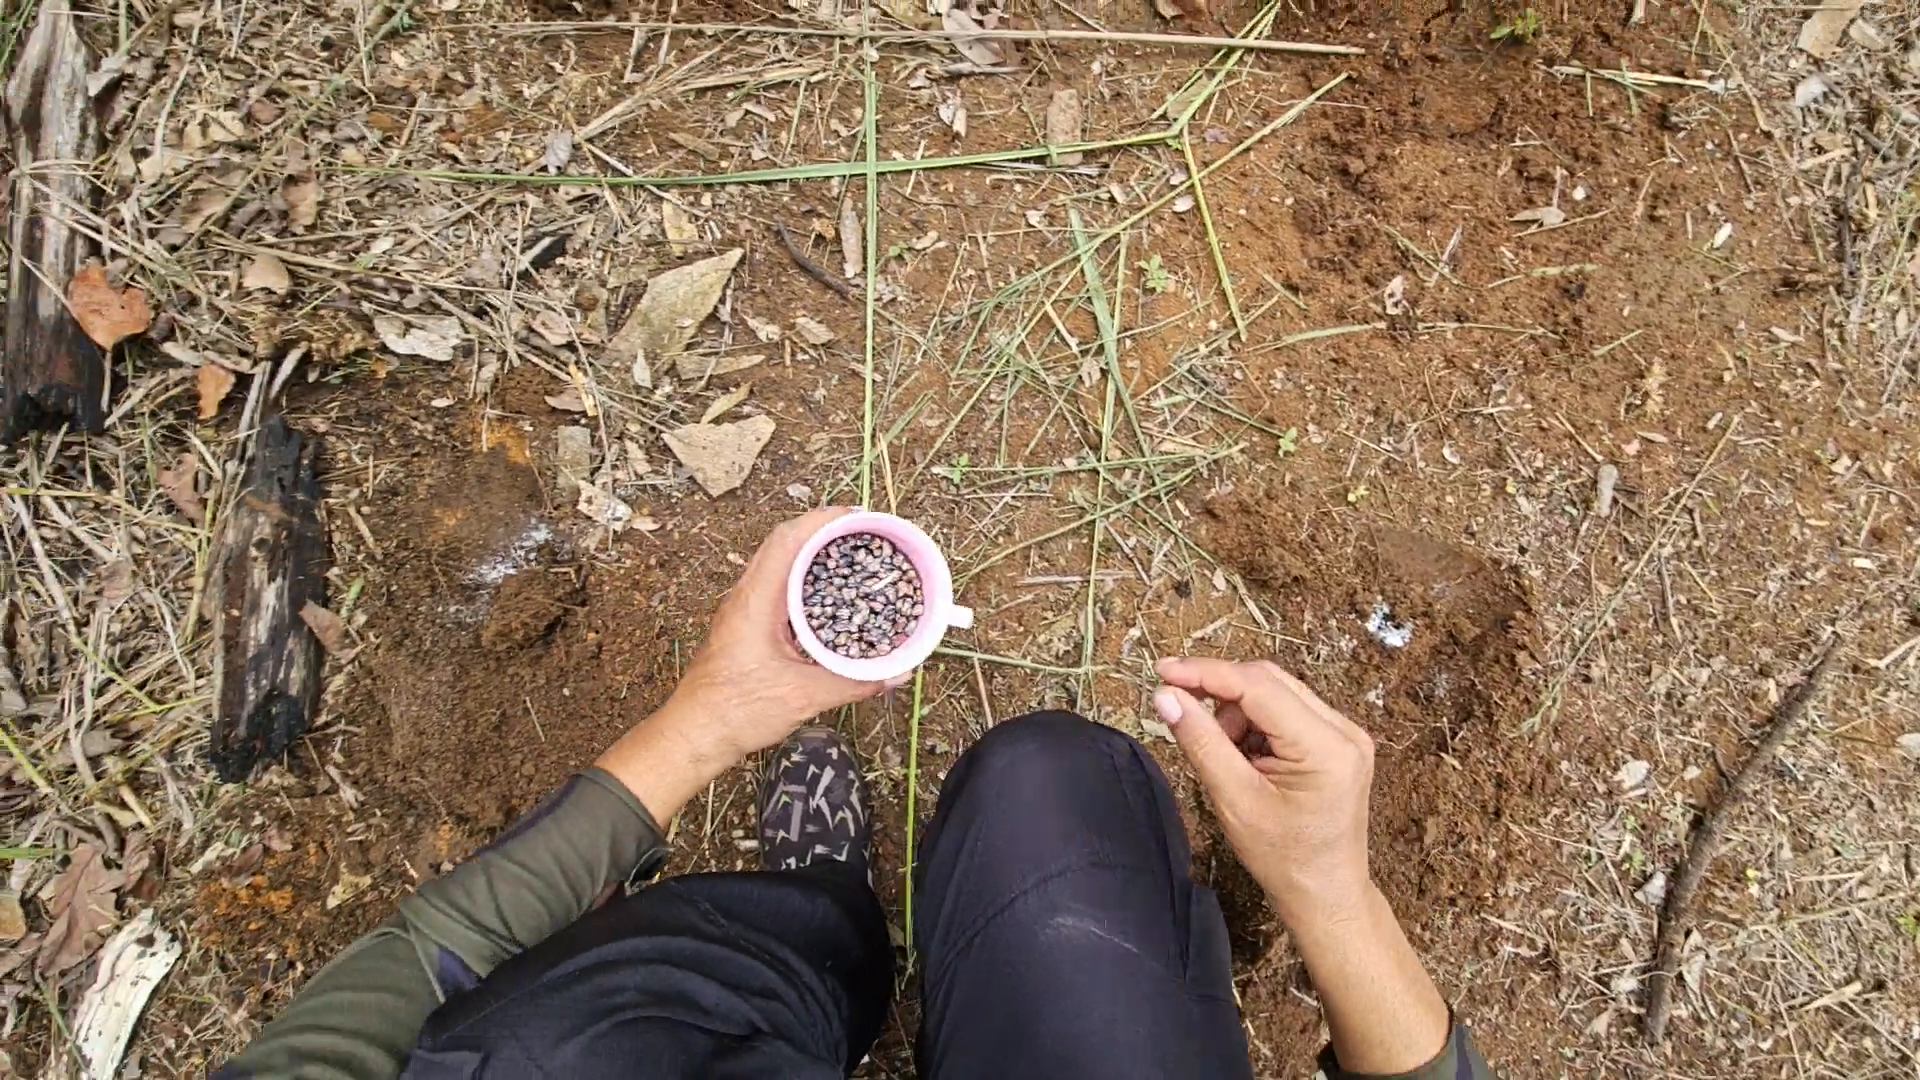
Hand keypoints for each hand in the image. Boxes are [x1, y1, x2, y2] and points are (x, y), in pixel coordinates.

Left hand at [596, 508, 895, 823]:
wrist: (694, 734)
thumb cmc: (736, 710)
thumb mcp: (803, 697)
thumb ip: (853, 683)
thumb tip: (896, 674)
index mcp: (756, 600)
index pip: (787, 540)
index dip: (821, 519)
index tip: (855, 515)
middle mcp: (746, 596)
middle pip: (782, 543)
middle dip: (821, 529)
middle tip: (860, 531)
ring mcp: (743, 609)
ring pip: (777, 563)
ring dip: (810, 552)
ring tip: (847, 554)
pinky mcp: (745, 624)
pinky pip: (776, 585)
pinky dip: (802, 578)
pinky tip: (826, 595)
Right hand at [1156, 657, 1450, 1075]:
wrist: (1325, 894)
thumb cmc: (1281, 856)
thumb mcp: (1233, 799)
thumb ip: (1200, 740)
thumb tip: (1165, 695)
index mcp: (1325, 746)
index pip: (1257, 686)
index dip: (1206, 673)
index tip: (1162, 670)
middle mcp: (1343, 729)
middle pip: (1267, 680)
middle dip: (1218, 690)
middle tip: (1179, 705)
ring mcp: (1344, 732)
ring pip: (1273, 690)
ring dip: (1235, 709)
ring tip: (1224, 753)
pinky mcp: (1336, 739)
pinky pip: (1283, 707)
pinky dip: (1252, 720)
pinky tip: (1244, 753)